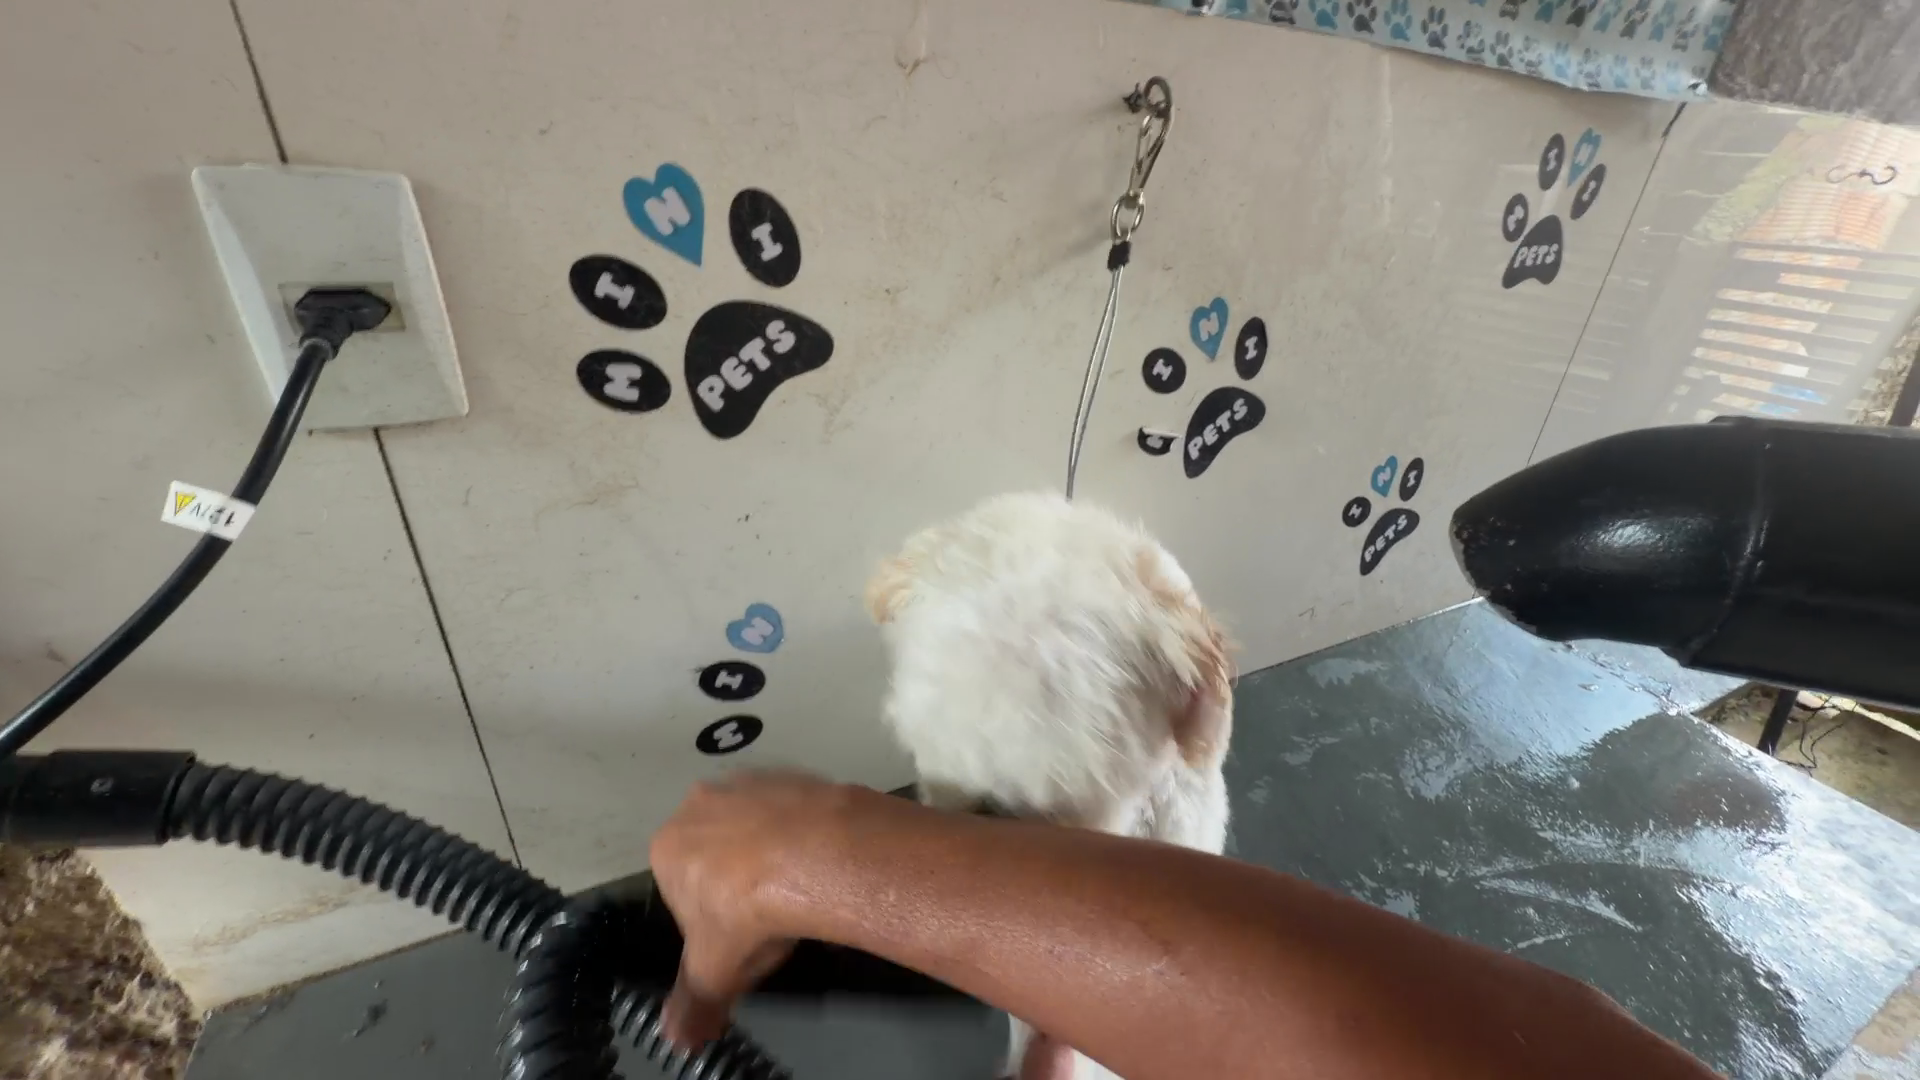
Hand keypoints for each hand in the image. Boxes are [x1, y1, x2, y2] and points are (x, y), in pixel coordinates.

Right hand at [648, 769, 856, 1046]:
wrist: (813, 854)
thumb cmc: (747, 912)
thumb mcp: (712, 973)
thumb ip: (691, 1006)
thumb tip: (681, 1037)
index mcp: (668, 845)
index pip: (680, 886)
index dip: (708, 914)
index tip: (736, 932)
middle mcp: (703, 802)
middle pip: (718, 850)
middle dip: (738, 879)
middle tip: (767, 912)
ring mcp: (751, 781)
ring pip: (758, 825)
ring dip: (772, 851)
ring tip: (799, 890)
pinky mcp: (795, 773)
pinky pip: (795, 809)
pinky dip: (805, 831)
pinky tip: (820, 862)